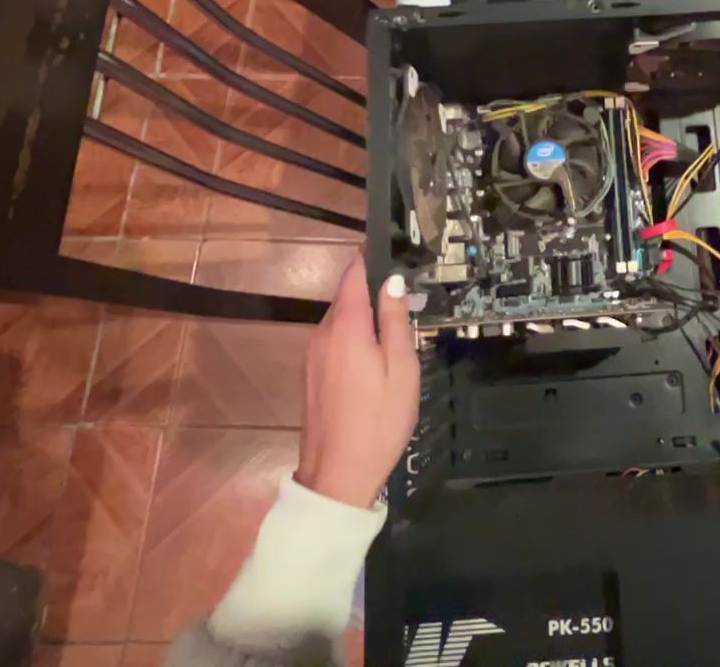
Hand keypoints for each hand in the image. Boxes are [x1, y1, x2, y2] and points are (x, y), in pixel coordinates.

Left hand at [294, 259, 420, 508]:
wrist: (338, 476)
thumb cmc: (378, 420)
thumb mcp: (401, 368)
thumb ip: (394, 321)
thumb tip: (393, 282)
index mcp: (346, 327)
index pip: (353, 275)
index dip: (368, 256)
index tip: (389, 244)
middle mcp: (323, 334)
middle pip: (346, 296)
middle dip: (372, 287)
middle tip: (407, 287)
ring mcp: (314, 355)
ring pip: (342, 319)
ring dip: (365, 313)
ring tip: (398, 319)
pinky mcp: (313, 373)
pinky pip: (336, 339)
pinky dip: (355, 333)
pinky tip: (377, 349)